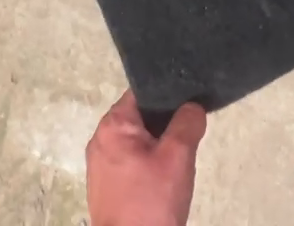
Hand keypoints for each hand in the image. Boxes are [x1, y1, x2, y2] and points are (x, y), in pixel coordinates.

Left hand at [86, 91, 206, 225]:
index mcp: (112, 125)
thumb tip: (193, 106)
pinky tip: (164, 177)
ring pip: (137, 140)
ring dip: (158, 146)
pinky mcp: (105, 186)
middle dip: (165, 123)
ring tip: (179, 155)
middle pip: (140, 116)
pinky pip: (131, 161)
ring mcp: (100, 165)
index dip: (168, 94)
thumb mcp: (178, 156)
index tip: (189, 101)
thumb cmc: (151, 200)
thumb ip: (187, 122)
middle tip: (188, 132)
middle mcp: (100, 139)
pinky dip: (148, 163)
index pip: (143, 92)